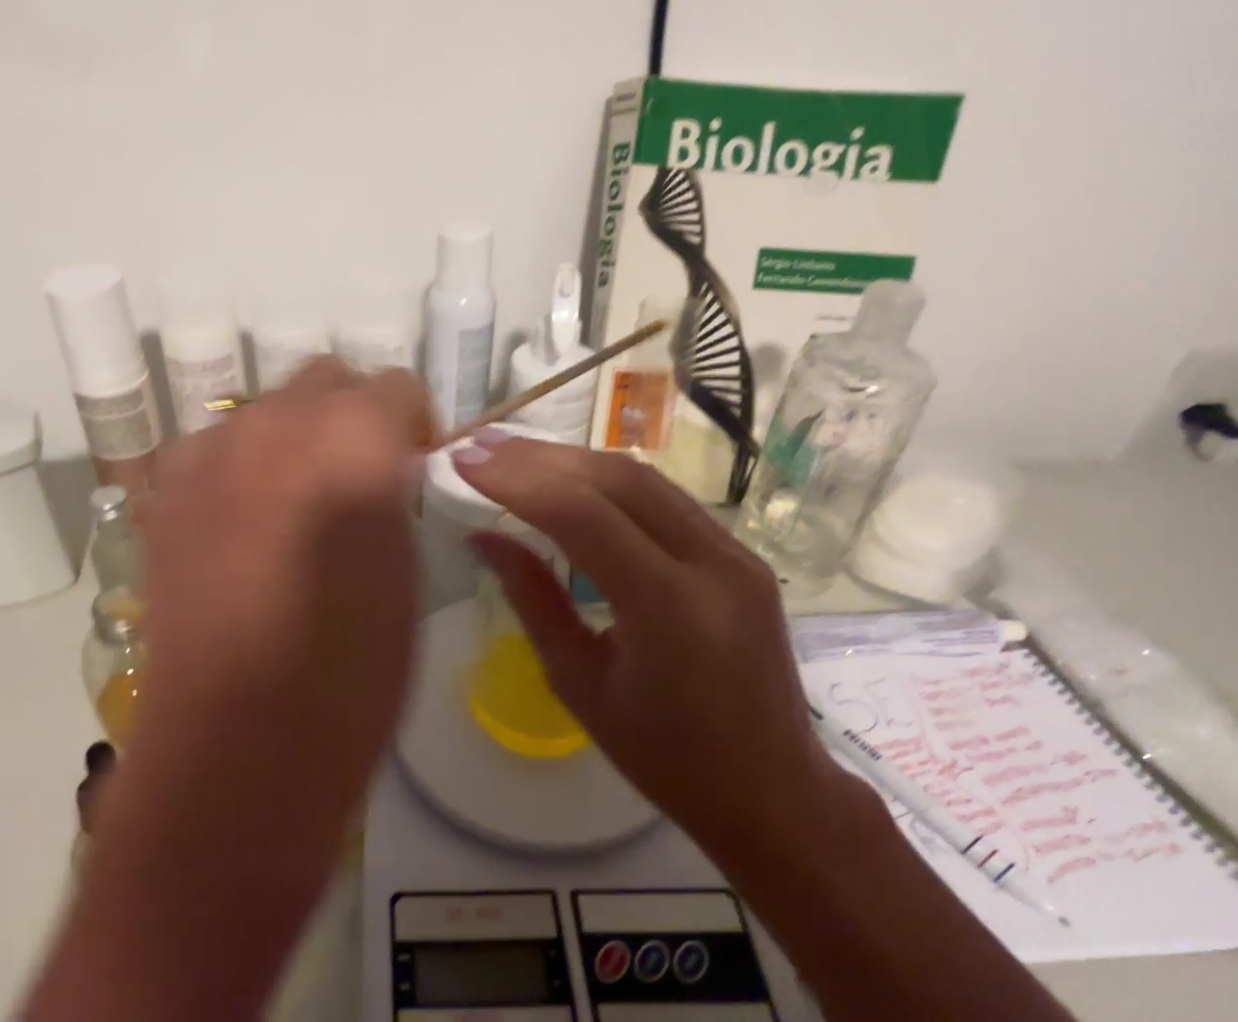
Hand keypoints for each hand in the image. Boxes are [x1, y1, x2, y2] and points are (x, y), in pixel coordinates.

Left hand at [134, 358, 435, 812]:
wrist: (235, 743)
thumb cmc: (348, 673)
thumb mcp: (405, 571)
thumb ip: (393, 496)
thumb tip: (381, 471)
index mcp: (352, 440)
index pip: (395, 387)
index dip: (412, 425)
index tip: (414, 469)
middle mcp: (274, 424)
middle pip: (324, 381)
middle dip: (352, 417)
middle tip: (361, 480)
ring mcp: (209, 454)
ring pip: (264, 411)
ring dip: (293, 439)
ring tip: (298, 506)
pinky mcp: (166, 493)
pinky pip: (215, 451)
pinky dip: (240, 468)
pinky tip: (244, 525)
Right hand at [451, 431, 844, 850]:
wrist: (772, 791)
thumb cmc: (664, 758)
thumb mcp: (580, 683)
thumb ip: (532, 600)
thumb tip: (483, 538)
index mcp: (669, 607)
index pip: (583, 514)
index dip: (517, 480)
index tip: (465, 461)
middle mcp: (713, 563)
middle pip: (618, 479)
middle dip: (543, 457)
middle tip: (482, 446)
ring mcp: (737, 555)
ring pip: (647, 480)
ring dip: (577, 462)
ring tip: (516, 456)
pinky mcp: (743, 557)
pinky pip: (669, 502)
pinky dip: (612, 485)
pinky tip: (572, 485)